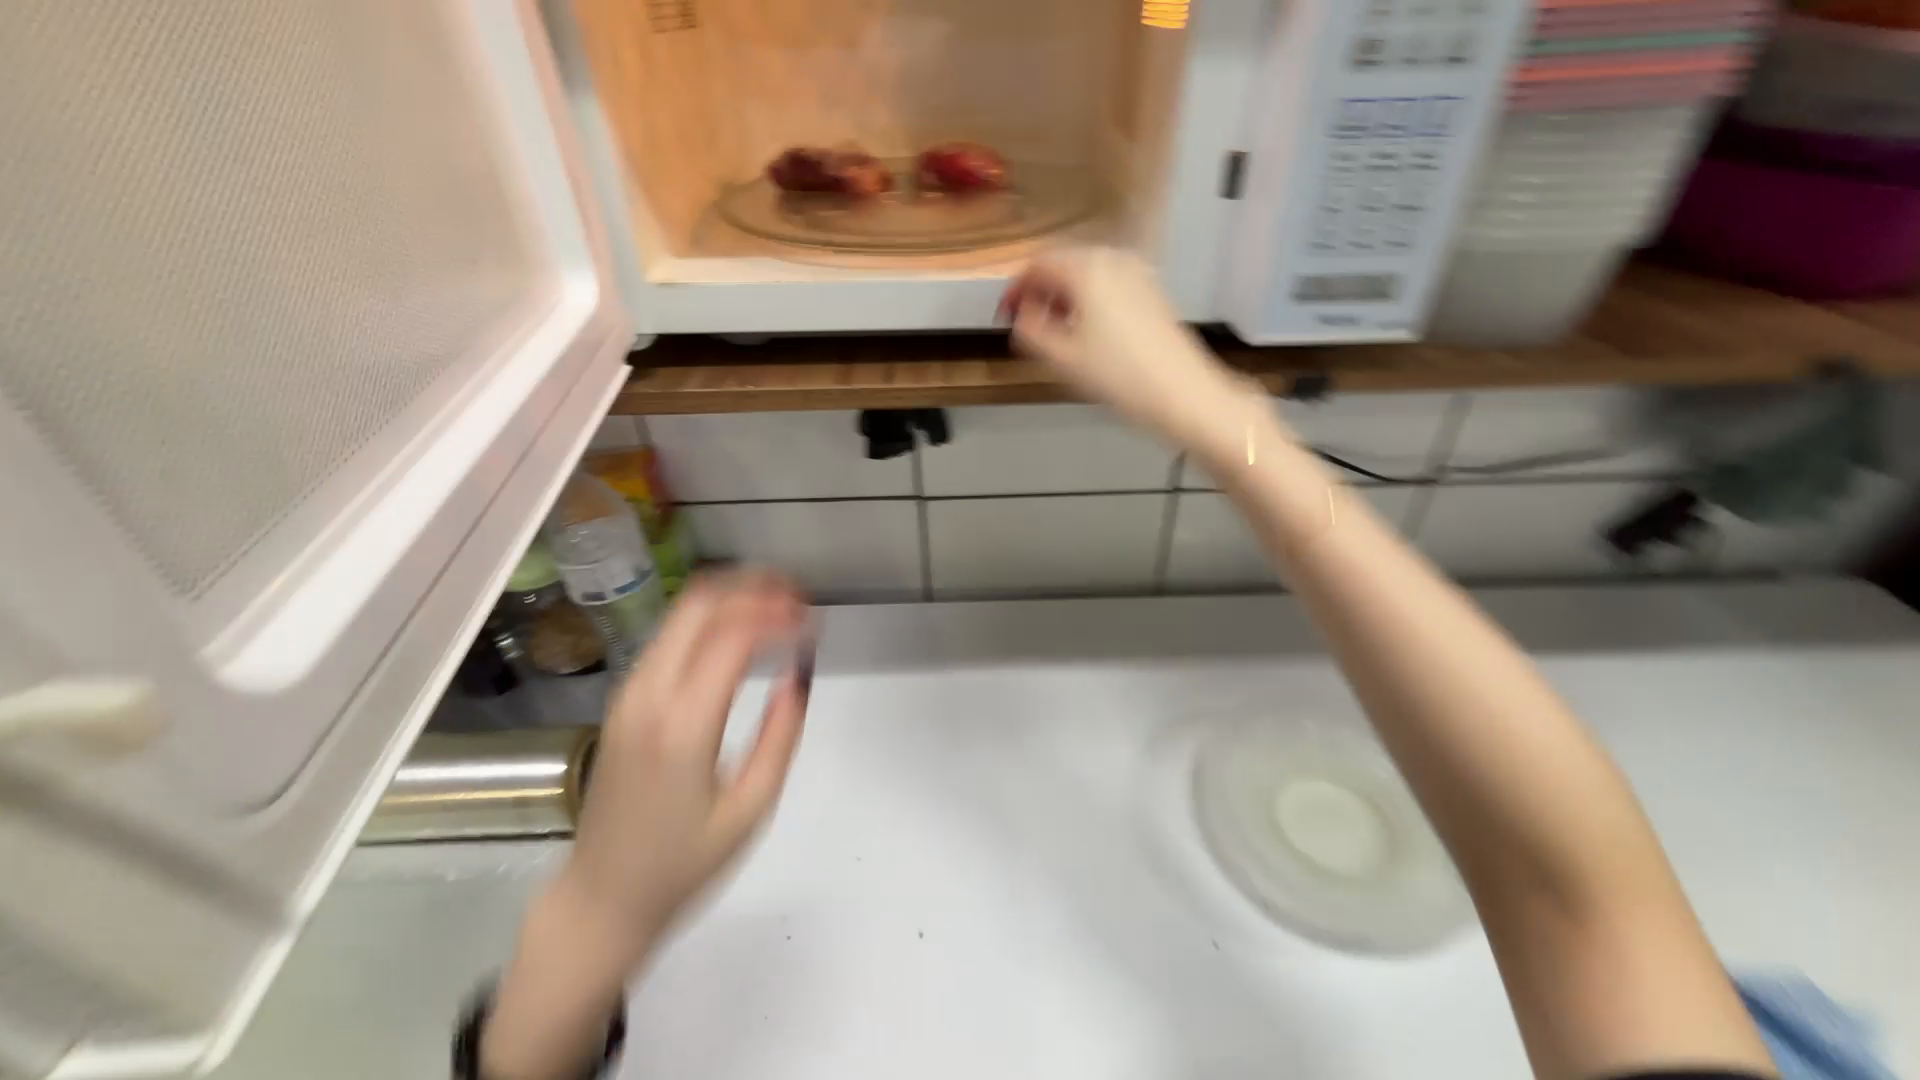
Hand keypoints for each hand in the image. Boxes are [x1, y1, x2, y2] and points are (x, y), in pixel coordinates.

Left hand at [560, 570, 812, 956]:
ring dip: (730, 599)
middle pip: (698, 606)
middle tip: (797, 596)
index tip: (814, 619)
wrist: (601, 898)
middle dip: (751, 588)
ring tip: (778, 607)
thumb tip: (797, 677)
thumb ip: (780, 737)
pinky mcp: (623, 702)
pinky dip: (708, 622)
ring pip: (679, 615)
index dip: (778, 615)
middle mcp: (647, 696)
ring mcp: (628, 695)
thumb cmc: (682, 865)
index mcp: (681, 725)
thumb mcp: (749, 810)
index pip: (732, 637)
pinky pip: (668, 639)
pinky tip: (741, 634)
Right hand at [1001, 247, 1242, 444]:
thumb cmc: (1119, 376)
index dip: (1015, 289)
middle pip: (1063, 265)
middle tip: (1026, 324)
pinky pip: (1108, 286)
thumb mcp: (1061, 357)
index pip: (1037, 264)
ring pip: (1087, 275)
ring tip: (1053, 333)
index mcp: (1086, 269)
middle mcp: (1113, 260)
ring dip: (1064, 297)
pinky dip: (1089, 301)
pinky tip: (1085, 333)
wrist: (1183, 394)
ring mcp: (1137, 274)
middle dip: (1040, 292)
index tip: (1004, 314)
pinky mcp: (1151, 293)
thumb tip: (1021, 315)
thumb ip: (1029, 329)